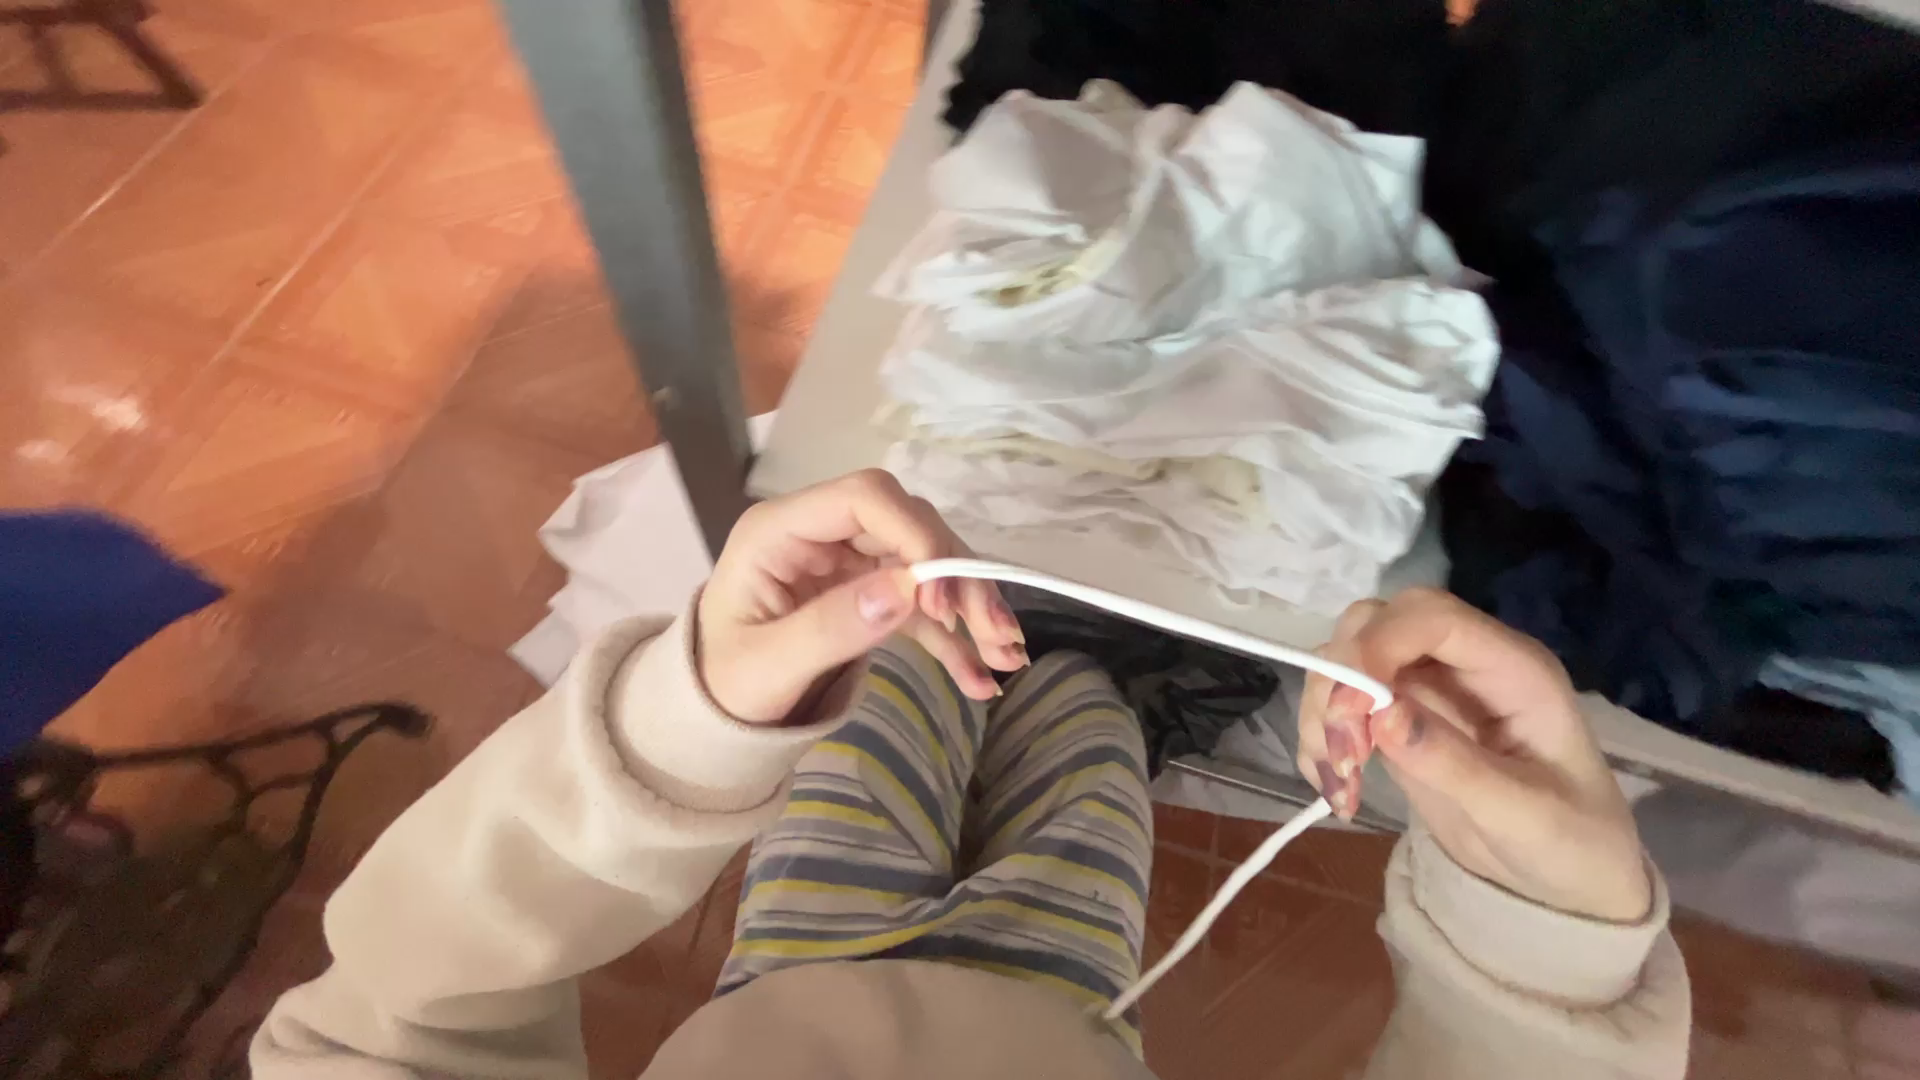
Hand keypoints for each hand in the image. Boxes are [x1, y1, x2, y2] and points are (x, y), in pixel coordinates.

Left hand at [696, 469, 1027, 724]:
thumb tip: (908, 590)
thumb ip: (832, 627)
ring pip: (927, 564)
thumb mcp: (766, 666)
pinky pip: (921, 607)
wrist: (711, 717)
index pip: (864, 498)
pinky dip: (954, 640)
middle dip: (958, 578)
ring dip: (970, 608)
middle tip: (994, 633)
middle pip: (908, 528)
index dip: (915, 535)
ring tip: (1005, 656)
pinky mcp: (869, 595)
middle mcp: (823, 534)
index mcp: (782, 530)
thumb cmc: (722, 685)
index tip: (945, 598)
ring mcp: (849, 563)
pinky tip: (981, 676)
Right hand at [1297, 588, 1651, 922]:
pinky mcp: (1384, 712)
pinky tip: (1335, 787)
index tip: (1351, 711)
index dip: (1378, 645)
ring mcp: (1417, 683)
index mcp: (1509, 667)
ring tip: (1341, 783)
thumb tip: (1380, 716)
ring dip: (1321, 716)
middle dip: (1339, 681)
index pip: (1430, 617)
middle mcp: (1456, 661)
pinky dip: (1316, 739)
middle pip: (1371, 625)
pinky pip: (1330, 701)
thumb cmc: (1569, 844)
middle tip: (1343, 751)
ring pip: (1338, 660)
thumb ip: (1456, 766)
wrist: (1558, 880)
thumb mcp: (1527, 818)